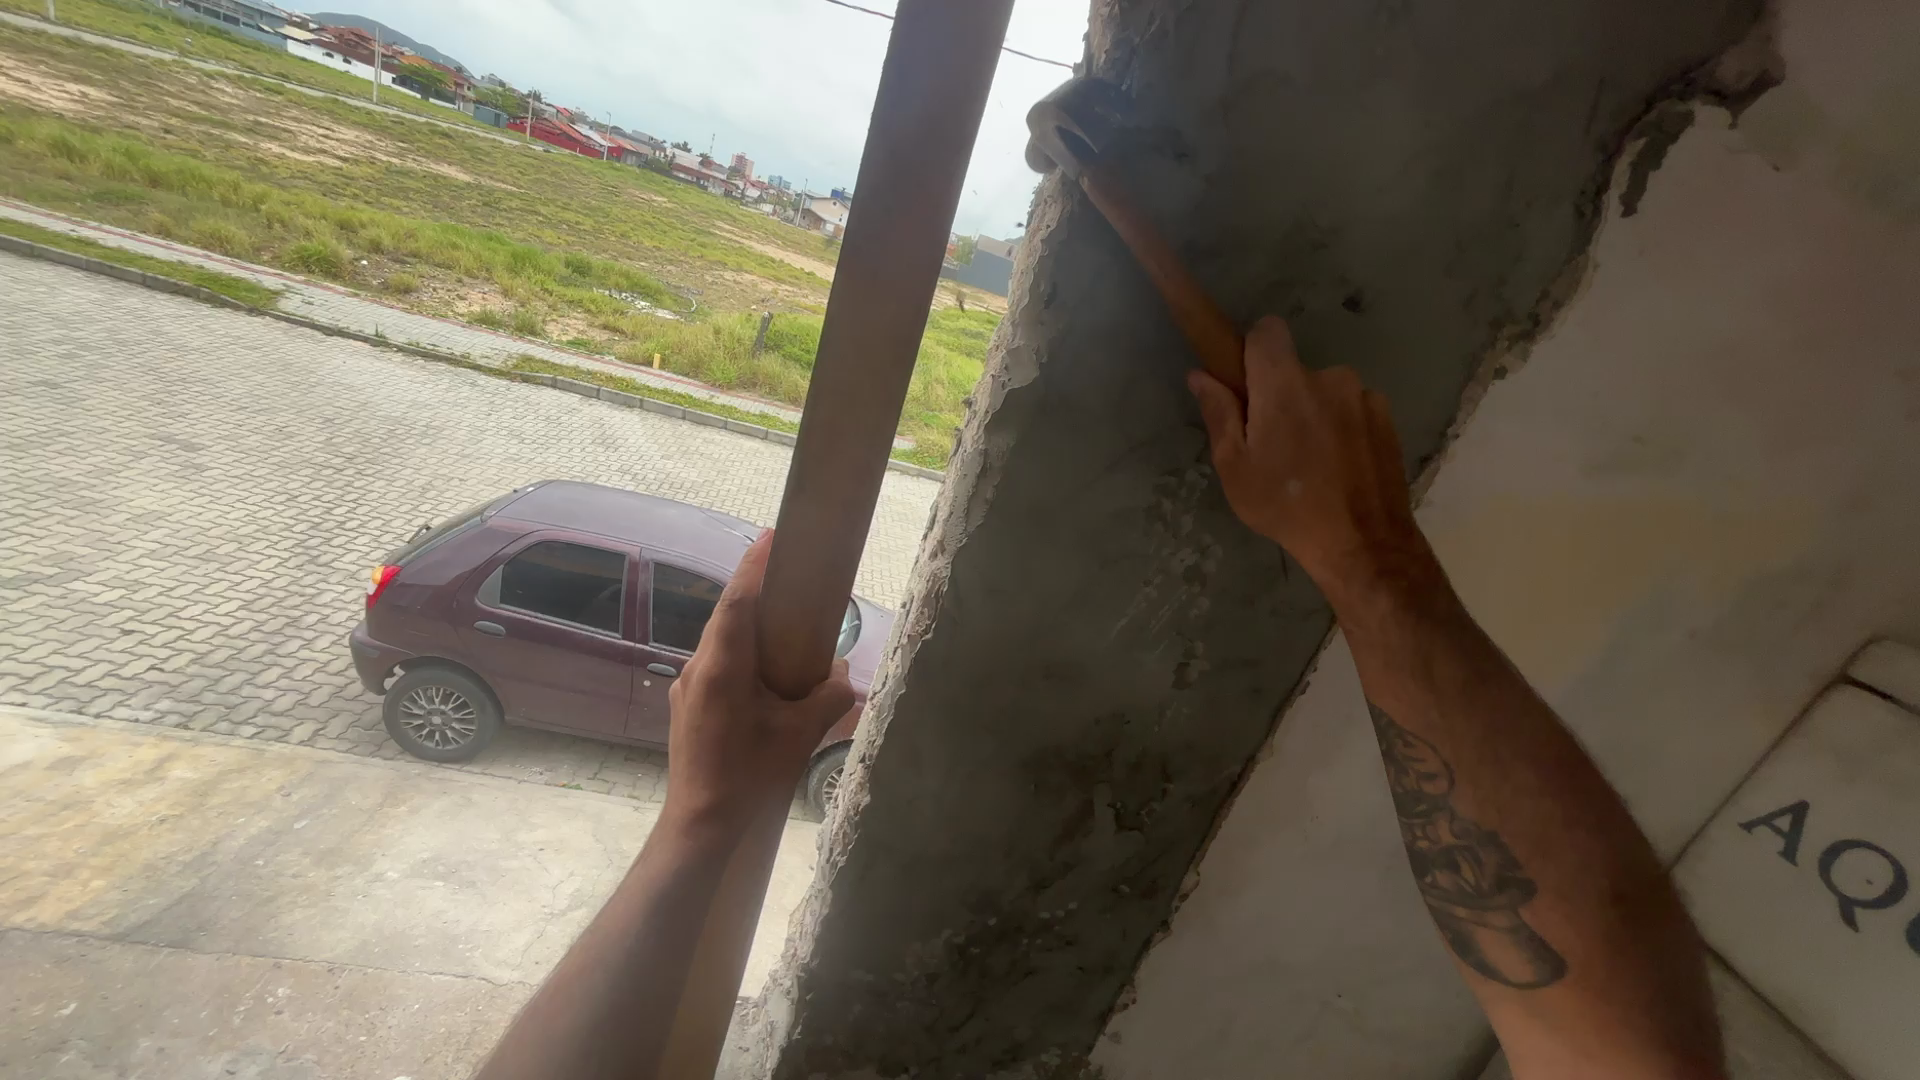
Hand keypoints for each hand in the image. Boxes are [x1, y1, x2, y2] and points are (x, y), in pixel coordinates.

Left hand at [664, 532, 854, 832]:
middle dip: (753, 586)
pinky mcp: (686, 704)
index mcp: (722, 669)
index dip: (754, 567)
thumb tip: (840, 674)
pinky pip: (716, 661)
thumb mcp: (800, 736)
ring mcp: (687, 687)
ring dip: (746, 620)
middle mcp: (698, 669)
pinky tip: (762, 666)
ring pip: (719, 638)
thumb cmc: (750, 777)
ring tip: (779, 614)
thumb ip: (828, 696)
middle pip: (725, 614)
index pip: (736, 602)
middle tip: (784, 568)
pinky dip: (739, 648)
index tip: (773, 537)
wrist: (700, 826)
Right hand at [1188, 316, 1439, 606]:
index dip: (1251, 348)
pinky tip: (1335, 467)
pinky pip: (1349, 410)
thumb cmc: (1284, 505)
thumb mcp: (1235, 466)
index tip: (1244, 383)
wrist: (1361, 541)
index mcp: (1285, 384)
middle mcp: (1329, 377)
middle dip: (1278, 396)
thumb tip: (1201, 375)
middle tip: (1270, 445)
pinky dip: (1338, 428)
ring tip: (1306, 463)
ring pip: (1322, 392)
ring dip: (1310, 414)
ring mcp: (1363, 397)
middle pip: (1292, 370)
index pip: (1267, 330)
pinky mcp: (1386, 418)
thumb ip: (1219, 413)